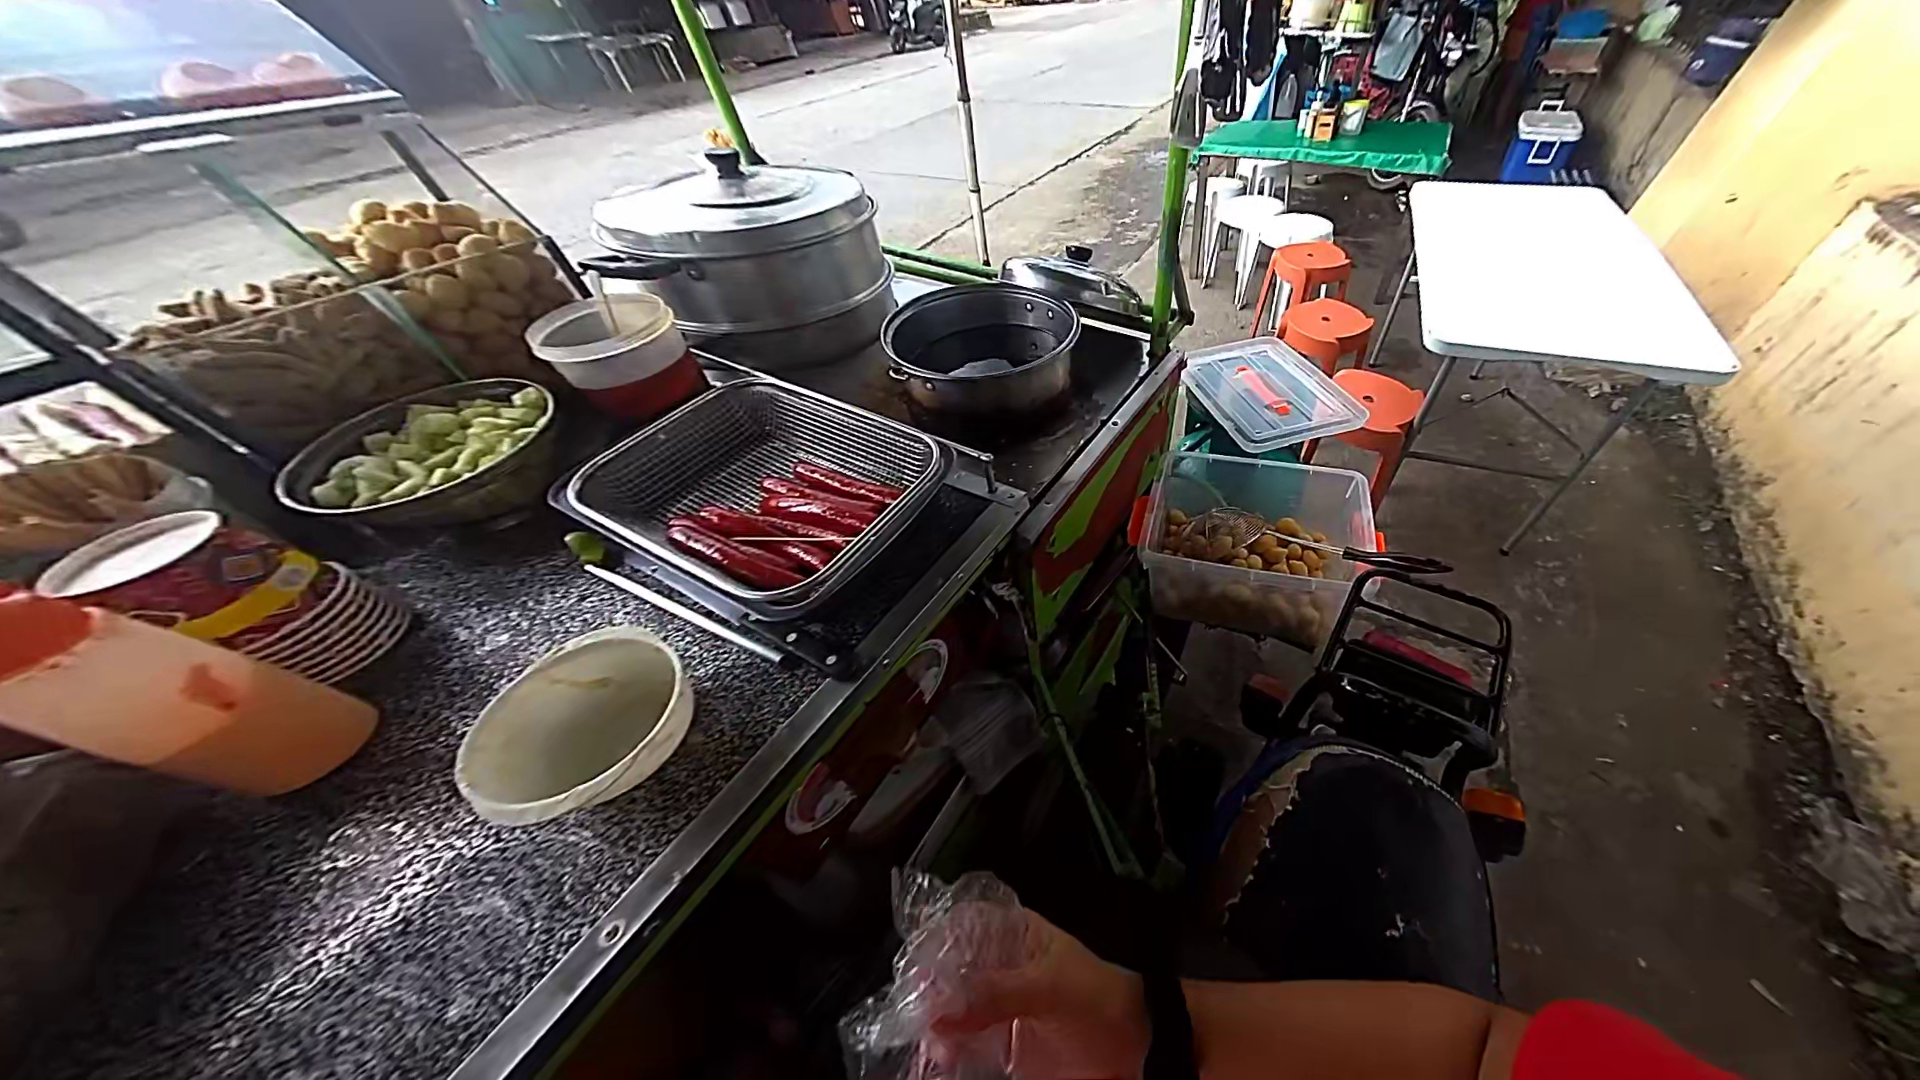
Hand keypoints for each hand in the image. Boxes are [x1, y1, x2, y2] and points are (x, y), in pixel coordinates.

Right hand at [928, 907, 1147, 1079]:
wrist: (1138, 1049)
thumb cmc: (1096, 998)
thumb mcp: (1049, 987)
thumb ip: (997, 993)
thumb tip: (940, 1004)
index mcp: (1012, 933)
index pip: (963, 923)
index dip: (937, 938)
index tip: (916, 964)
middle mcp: (998, 964)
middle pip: (951, 968)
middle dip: (931, 988)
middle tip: (917, 1013)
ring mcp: (997, 1004)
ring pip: (952, 1007)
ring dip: (936, 1024)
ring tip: (932, 1046)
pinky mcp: (1001, 1043)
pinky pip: (965, 1044)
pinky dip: (948, 1052)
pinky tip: (939, 1061)